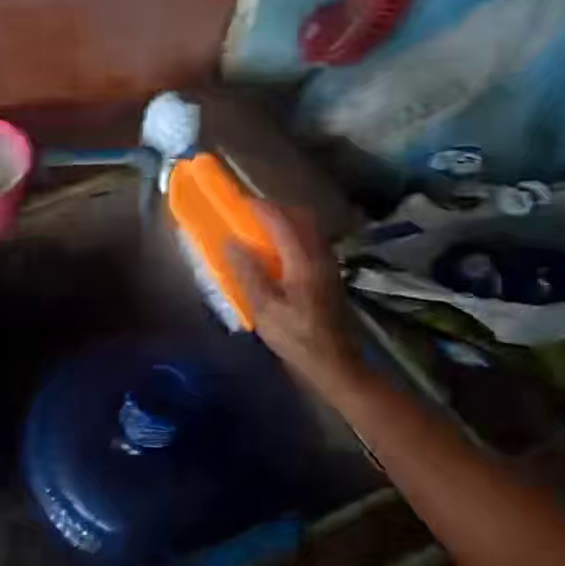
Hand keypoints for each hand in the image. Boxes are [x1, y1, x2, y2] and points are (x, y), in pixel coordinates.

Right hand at [228, 200, 357, 385]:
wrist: (333, 363)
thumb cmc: (295, 337)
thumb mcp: (264, 308)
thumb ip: (247, 272)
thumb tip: (230, 241)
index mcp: (303, 260)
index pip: (282, 221)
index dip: (260, 208)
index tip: (239, 202)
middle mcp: (320, 255)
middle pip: (301, 217)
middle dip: (275, 209)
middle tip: (250, 212)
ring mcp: (329, 264)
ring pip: (309, 229)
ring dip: (286, 222)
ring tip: (260, 229)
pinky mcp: (329, 275)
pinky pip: (311, 242)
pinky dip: (293, 236)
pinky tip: (278, 252)